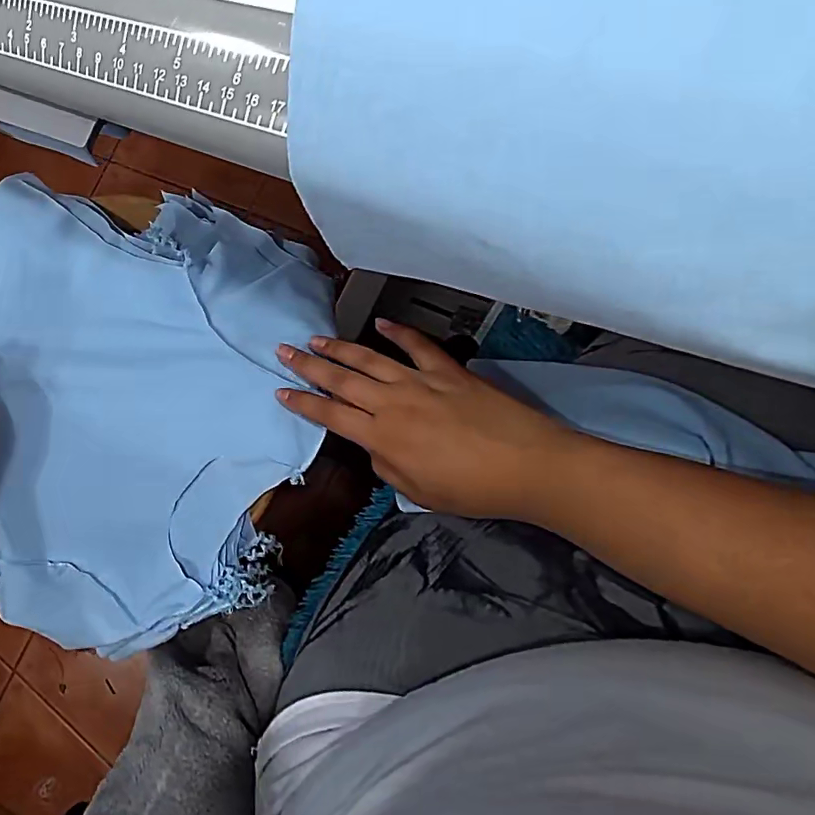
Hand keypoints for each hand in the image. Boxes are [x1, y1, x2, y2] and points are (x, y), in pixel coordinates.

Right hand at [275, 320, 586, 520]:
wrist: (532, 467)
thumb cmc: (475, 489)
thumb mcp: (418, 492)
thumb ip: (387, 468)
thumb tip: (376, 448)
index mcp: (382, 436)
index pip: (330, 414)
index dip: (302, 403)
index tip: (282, 392)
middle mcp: (393, 403)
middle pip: (340, 379)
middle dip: (307, 365)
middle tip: (285, 351)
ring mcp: (420, 383)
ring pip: (369, 359)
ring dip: (339, 347)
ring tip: (317, 338)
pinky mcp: (448, 372)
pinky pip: (417, 346)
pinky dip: (399, 332)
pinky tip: (382, 323)